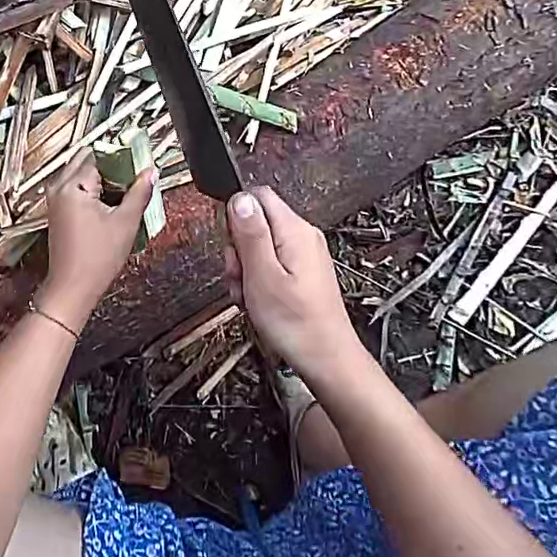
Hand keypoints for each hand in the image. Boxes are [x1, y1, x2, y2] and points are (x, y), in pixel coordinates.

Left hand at [37, 151, 157, 330]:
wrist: (72, 288)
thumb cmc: (94, 260)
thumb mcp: (125, 222)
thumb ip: (140, 192)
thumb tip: (150, 173)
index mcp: (74, 186)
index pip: (101, 156)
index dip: (123, 158)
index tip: (140, 163)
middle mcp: (59, 187)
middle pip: (88, 159)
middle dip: (112, 164)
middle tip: (134, 175)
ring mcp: (56, 198)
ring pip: (81, 171)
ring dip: (103, 176)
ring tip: (125, 190)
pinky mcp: (58, 209)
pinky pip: (76, 186)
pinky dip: (94, 188)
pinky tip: (112, 202)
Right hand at [222, 187, 363, 382]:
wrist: (326, 360)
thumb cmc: (298, 325)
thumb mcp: (262, 276)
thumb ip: (250, 234)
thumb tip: (239, 197)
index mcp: (294, 231)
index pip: (256, 196)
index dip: (234, 216)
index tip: (231, 244)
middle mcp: (302, 236)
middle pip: (254, 222)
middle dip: (237, 249)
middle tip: (240, 277)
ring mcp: (303, 254)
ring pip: (258, 246)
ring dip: (245, 269)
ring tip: (249, 295)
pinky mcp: (301, 271)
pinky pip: (269, 263)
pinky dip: (257, 280)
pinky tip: (258, 300)